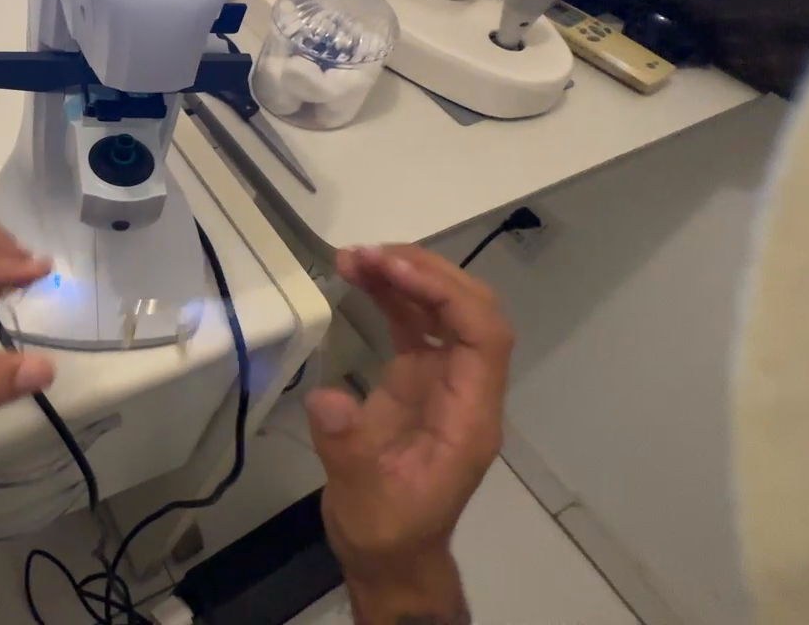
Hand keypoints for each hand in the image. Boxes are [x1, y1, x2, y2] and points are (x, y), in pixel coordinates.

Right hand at [304, 245, 513, 624]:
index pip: (481, 336)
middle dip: (424, 272)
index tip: (389, 269)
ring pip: (442, 309)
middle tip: (366, 253)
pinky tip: (358, 277)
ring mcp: (443, 381)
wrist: (388, 554)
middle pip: (469, 311)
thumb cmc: (383, 530)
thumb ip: (348, 448)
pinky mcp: (417, 378)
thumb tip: (327, 398)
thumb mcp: (361, 499)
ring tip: (351, 256)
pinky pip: (413, 322)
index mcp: (468, 416)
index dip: (443, 293)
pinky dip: (389, 293)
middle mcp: (465, 389)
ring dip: (403, 275)